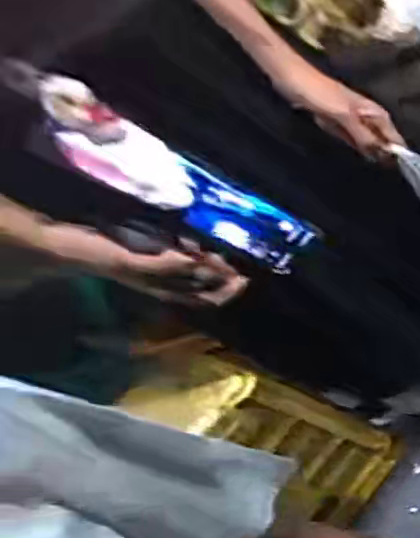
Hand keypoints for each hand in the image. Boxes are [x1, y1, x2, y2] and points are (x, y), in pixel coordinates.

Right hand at [105, 243, 248, 306]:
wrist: (59, 241)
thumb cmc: (94, 254)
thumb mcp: (130, 263)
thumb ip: (163, 266)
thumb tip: (196, 264)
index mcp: (169, 291)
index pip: (213, 299)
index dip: (231, 291)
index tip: (242, 277)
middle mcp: (170, 284)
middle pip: (210, 283)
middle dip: (221, 272)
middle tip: (219, 256)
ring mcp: (162, 269)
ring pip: (200, 270)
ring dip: (207, 259)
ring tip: (201, 246)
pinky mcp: (153, 255)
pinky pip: (182, 256)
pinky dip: (189, 249)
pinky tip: (185, 239)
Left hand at [277, 67, 401, 158]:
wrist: (284, 71)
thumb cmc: (316, 90)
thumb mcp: (345, 116)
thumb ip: (367, 138)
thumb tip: (384, 158)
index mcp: (379, 116)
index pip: (397, 143)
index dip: (393, 156)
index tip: (381, 161)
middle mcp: (372, 120)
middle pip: (380, 146)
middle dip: (364, 146)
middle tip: (345, 132)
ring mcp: (356, 121)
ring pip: (361, 142)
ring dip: (345, 137)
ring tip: (330, 122)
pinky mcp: (341, 121)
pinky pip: (345, 135)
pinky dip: (334, 131)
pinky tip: (323, 121)